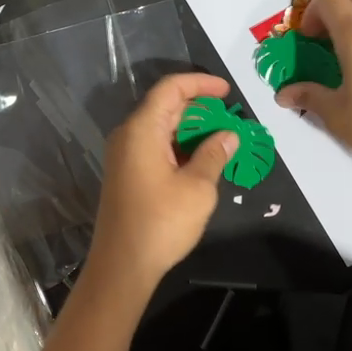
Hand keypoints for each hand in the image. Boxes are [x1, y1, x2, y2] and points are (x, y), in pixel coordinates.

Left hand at [89, 72, 235, 289]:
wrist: (122, 267)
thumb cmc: (161, 223)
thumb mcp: (197, 188)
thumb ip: (214, 155)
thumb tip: (229, 135)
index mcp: (141, 129)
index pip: (170, 89)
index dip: (200, 83)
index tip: (227, 91)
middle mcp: (128, 134)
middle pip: (164, 105)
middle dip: (199, 107)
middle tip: (230, 117)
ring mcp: (124, 154)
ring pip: (160, 126)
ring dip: (190, 127)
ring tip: (221, 136)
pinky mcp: (126, 172)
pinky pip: (154, 144)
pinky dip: (178, 144)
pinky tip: (201, 158)